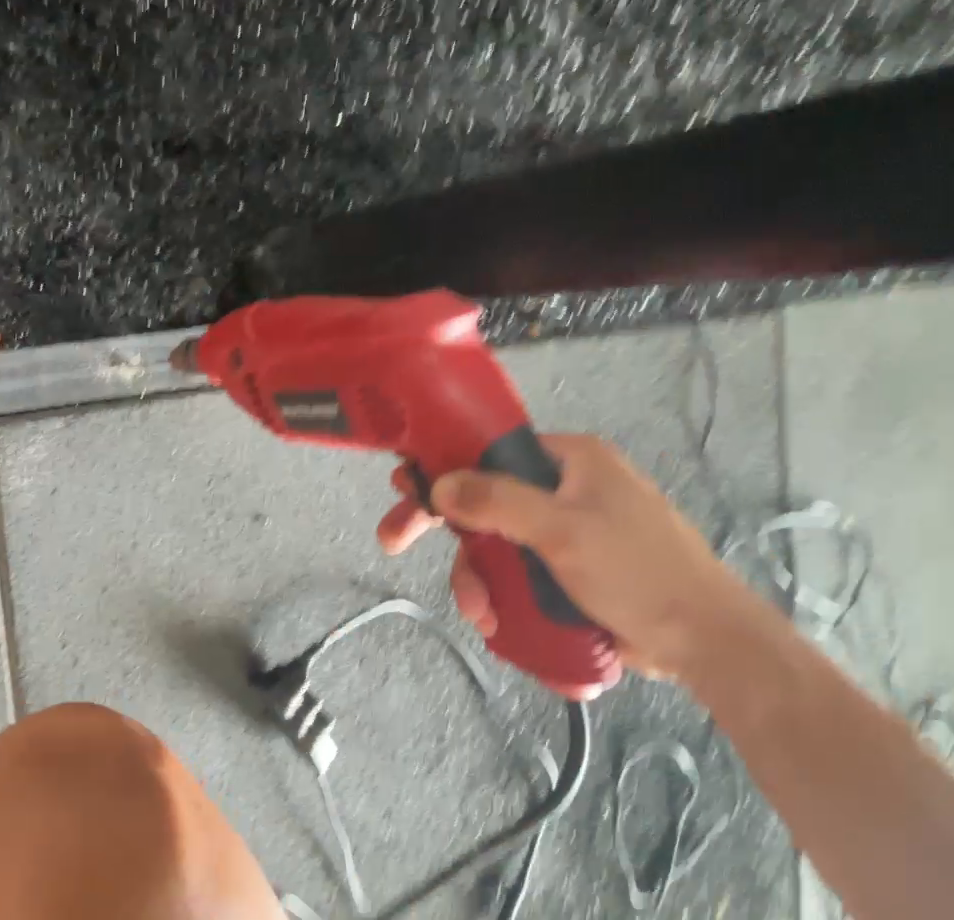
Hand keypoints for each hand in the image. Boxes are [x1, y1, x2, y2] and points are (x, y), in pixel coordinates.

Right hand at [378, 434, 750, 683]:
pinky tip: (495, 620)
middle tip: (391, 541)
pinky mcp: (565, 569)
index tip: (405, 489)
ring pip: (491, 542)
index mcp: (572, 461)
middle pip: (481, 499)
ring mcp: (564, 530)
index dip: (443, 468)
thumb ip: (497, 501)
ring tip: (479, 614)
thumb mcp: (564, 531)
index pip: (489, 450)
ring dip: (475, 578)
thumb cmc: (640, 574)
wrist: (707, 647)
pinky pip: (512, 571)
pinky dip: (497, 594)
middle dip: (444, 530)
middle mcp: (564, 488)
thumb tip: (437, 485)